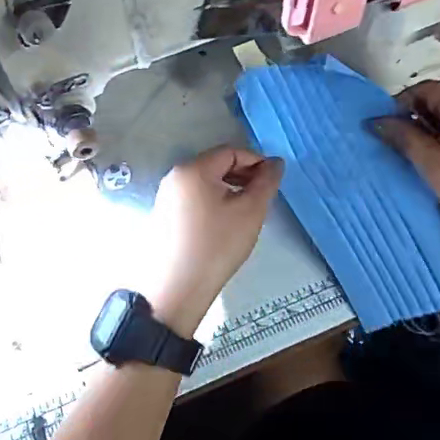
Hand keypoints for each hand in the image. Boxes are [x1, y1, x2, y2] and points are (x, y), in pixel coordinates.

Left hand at [146, 147, 284, 335]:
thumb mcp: (251, 211)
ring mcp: (166, 197)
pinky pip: (194, 200)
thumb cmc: (218, 245)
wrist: (178, 288)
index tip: (272, 182)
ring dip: (229, 190)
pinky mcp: (164, 217)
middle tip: (262, 198)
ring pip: (205, 184)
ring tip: (245, 214)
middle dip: (243, 176)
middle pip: (216, 165)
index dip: (256, 161)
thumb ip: (266, 182)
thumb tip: (275, 162)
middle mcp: (175, 177)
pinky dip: (214, 204)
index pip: (230, 151)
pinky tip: (224, 226)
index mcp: (193, 169)